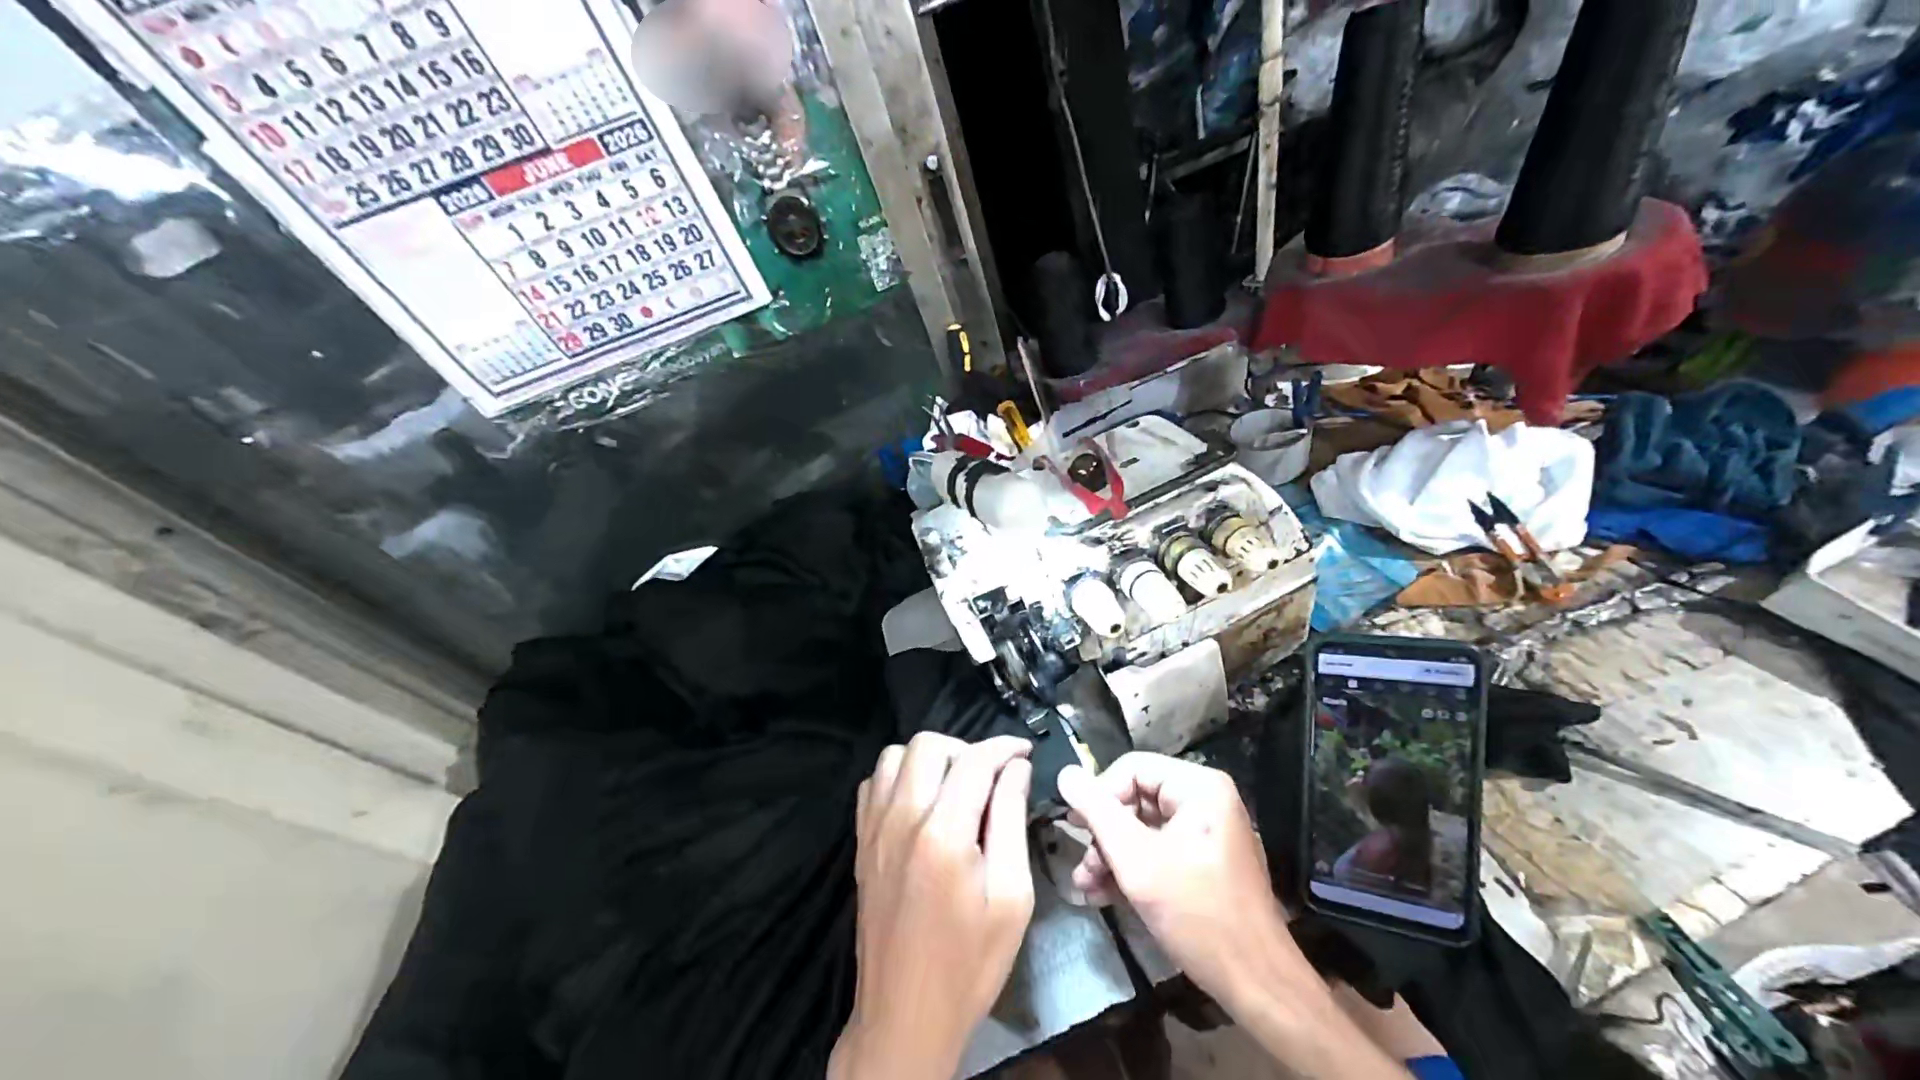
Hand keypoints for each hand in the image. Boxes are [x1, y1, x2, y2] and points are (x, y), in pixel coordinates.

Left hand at [830, 733, 1034, 1079]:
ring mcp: (873, 829)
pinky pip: (874, 784)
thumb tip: (1015, 769)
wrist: (905, 1012)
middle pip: (928, 744)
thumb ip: (1010, 821)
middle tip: (991, 778)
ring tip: (955, 788)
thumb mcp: (1011, 897)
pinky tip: (921, 804)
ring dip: (930, 760)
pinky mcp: (860, 843)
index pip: (974, 761)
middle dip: (966, 749)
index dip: (1004, 747)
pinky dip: (899, 778)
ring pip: (895, 755)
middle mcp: (901, 818)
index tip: (1025, 752)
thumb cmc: (969, 962)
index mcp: (943, 833)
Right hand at [1055, 753, 1293, 998]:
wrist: (1256, 983)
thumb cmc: (1196, 912)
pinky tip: (1105, 893)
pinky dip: (1132, 869)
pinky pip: (1159, 850)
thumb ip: (1096, 811)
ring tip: (1086, 885)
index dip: (1099, 795)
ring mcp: (1207, 833)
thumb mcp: (1135, 858)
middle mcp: (1206, 801)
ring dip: (1111, 855)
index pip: (1132, 768)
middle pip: (1135, 799)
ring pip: (1142, 828)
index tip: (1076, 828)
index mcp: (1199, 787)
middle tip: (1082, 864)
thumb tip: (1065, 773)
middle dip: (1103, 834)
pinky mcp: (1204, 862)